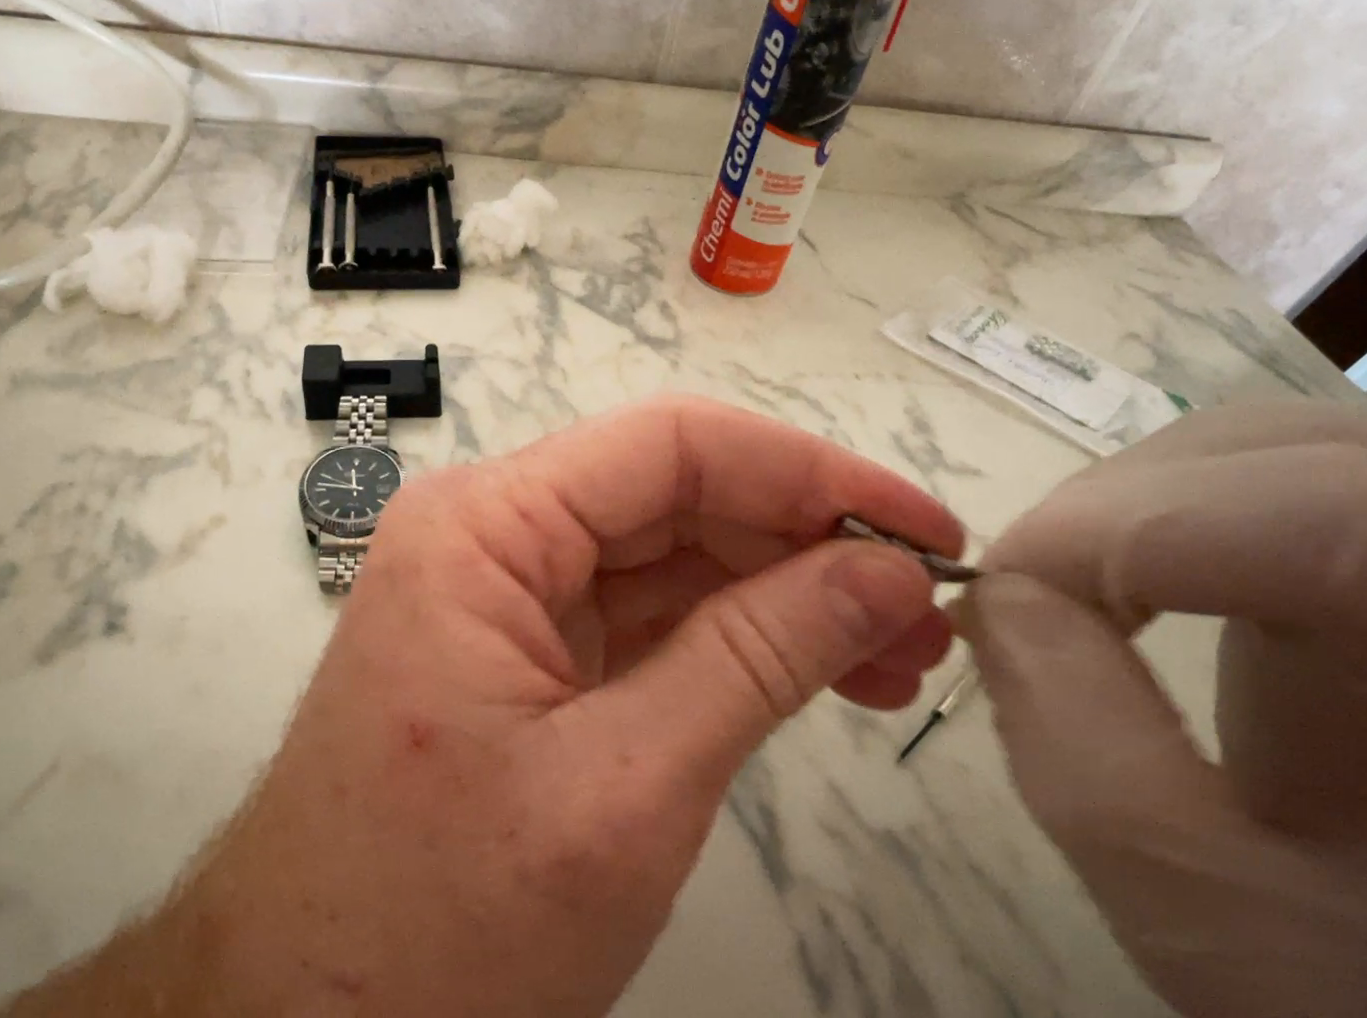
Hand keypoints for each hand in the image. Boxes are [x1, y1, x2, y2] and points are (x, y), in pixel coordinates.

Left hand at [0, 396, 961, 1016]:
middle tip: (924, 612)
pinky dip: (730, 642)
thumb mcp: (625, 787)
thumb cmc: (441, 920)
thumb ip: (758, 658)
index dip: (811, 473)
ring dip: (781, 597)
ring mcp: (499, 599)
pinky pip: (641, 619)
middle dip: (806, 544)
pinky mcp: (518, 657)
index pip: (673, 446)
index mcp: (484, 529)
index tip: (925, 531)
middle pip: (673, 496)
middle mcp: (485, 538)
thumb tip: (884, 572)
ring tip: (894, 655)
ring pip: (667, 559)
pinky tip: (812, 675)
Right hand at [957, 403, 1366, 1017]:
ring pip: (1273, 448)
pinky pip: (1274, 480)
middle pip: (1288, 453)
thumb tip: (992, 599)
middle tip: (1018, 601)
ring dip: (1132, 507)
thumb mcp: (1206, 911)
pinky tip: (1130, 587)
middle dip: (1112, 513)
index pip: (1329, 518)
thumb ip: (1078, 749)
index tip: (992, 598)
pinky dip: (1166, 515)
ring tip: (1066, 597)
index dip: (1123, 531)